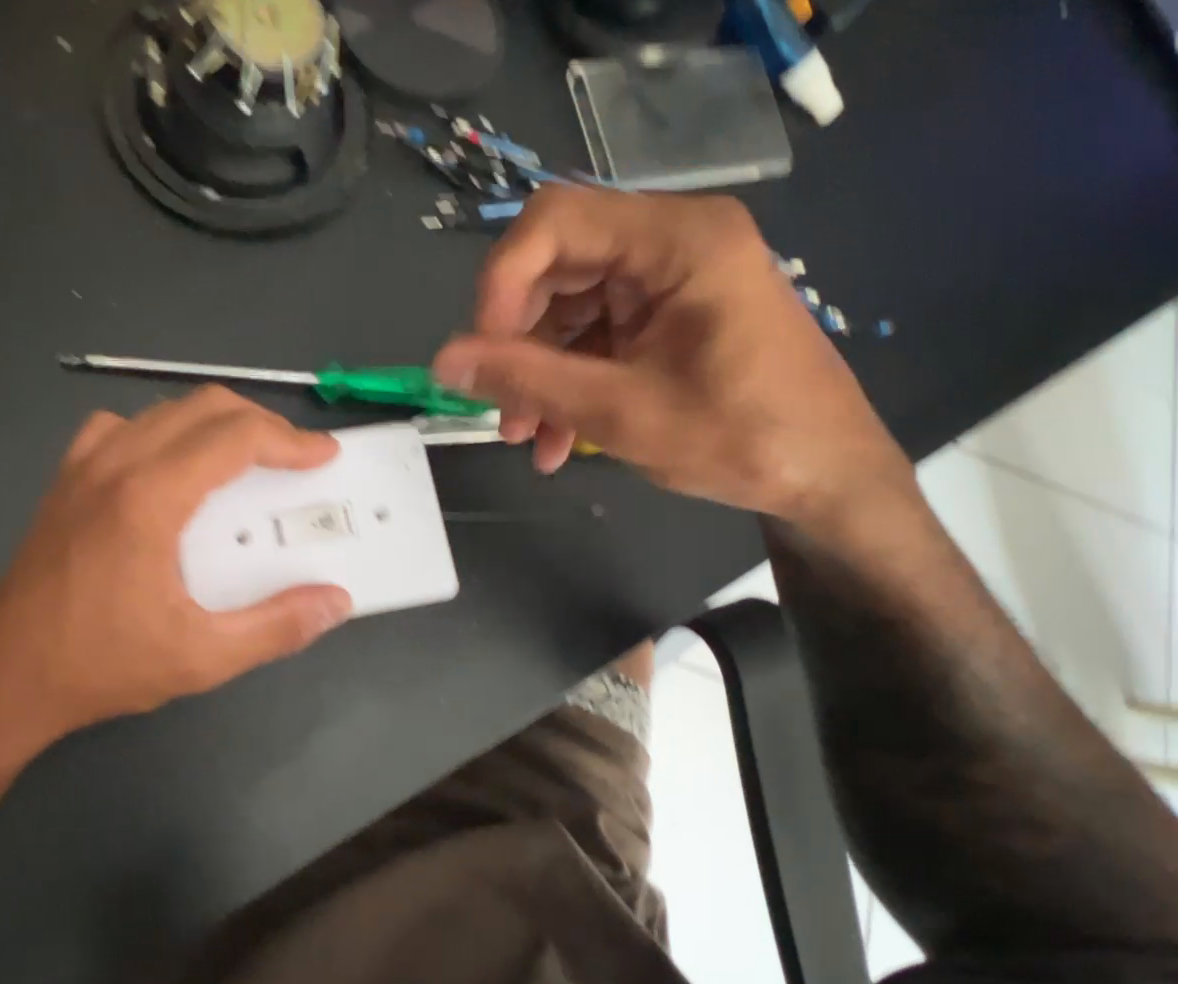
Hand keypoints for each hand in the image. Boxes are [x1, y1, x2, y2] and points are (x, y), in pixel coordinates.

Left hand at [0, 387, 353, 754]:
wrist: (8, 677)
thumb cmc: (103, 666)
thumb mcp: (201, 658)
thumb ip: (276, 627)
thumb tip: (335, 601)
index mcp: (150, 498)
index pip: (234, 437)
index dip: (288, 440)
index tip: (322, 457)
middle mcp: (114, 466)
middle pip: (200, 408)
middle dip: (257, 423)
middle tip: (291, 458)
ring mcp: (80, 470)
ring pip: (158, 412)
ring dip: (208, 423)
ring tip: (238, 461)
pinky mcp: (61, 485)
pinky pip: (114, 430)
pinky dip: (154, 433)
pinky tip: (162, 471)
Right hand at [431, 187, 915, 528]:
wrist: (827, 478)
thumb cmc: (743, 440)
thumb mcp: (620, 413)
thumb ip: (525, 379)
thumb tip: (440, 360)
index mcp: (679, 240)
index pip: (553, 221)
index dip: (501, 281)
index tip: (482, 352)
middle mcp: (672, 240)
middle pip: (553, 264)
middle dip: (514, 338)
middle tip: (498, 404)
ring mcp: (668, 276)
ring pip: (563, 304)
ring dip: (535, 370)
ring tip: (524, 435)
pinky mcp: (665, 310)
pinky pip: (590, 331)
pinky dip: (565, 379)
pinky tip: (554, 436)